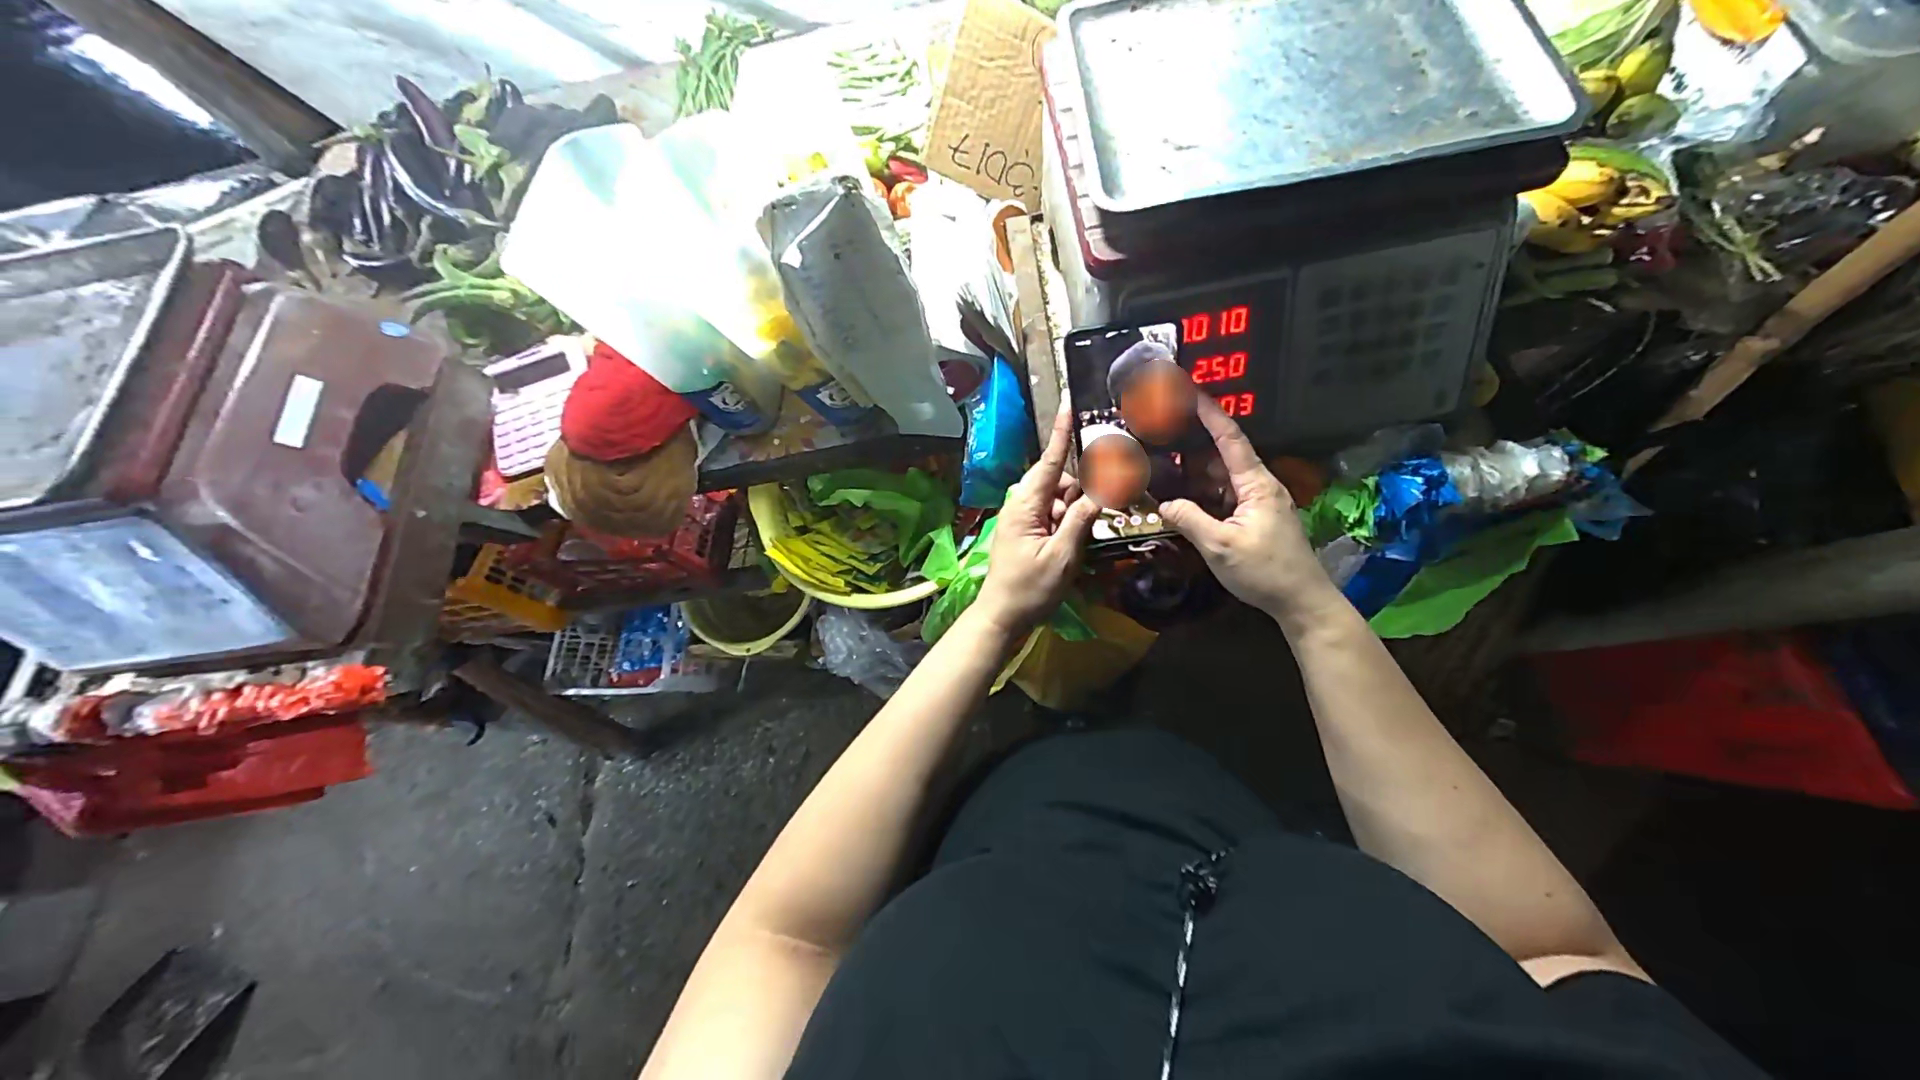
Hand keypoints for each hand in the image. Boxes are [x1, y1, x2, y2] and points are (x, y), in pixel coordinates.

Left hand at [970, 411, 1098, 639]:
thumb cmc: (1030, 589)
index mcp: (1025, 506)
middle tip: (1108, 494)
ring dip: (1076, 508)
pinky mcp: (1026, 533)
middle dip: (1081, 487)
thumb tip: (1099, 492)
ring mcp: (1022, 520)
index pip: (1048, 463)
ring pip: (1057, 500)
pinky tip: (1080, 535)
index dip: (1061, 434)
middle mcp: (1021, 506)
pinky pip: (1051, 515)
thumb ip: (1080, 521)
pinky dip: (1068, 520)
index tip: (1068, 405)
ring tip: (1093, 524)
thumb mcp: (1061, 557)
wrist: (1001, 616)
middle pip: (1057, 481)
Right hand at [1159, 396, 1347, 634]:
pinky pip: (1225, 498)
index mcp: (1256, 485)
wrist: (1302, 601)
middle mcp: (1260, 487)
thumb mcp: (1220, 547)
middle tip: (1164, 433)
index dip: (1211, 414)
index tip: (1192, 392)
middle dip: (1194, 444)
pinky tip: (1182, 500)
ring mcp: (1259, 504)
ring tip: (1164, 465)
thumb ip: (1189, 521)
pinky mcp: (1256, 519)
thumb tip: (1164, 505)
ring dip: (1196, 474)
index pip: (1231, 439)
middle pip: (1223, 457)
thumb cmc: (1265, 571)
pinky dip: (1203, 495)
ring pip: (1222, 480)